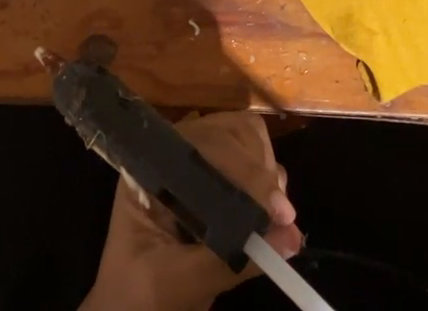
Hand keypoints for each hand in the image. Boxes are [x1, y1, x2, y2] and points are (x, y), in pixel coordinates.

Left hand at [80, 112, 303, 310]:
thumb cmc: (140, 296)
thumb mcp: (178, 283)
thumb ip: (228, 262)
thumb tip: (287, 240)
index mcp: (151, 171)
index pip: (201, 144)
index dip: (241, 166)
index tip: (273, 206)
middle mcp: (174, 157)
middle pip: (230, 132)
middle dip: (259, 170)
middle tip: (281, 215)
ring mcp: (196, 165)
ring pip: (246, 142)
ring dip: (268, 175)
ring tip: (279, 218)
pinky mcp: (216, 181)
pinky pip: (252, 164)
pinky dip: (271, 186)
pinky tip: (277, 219)